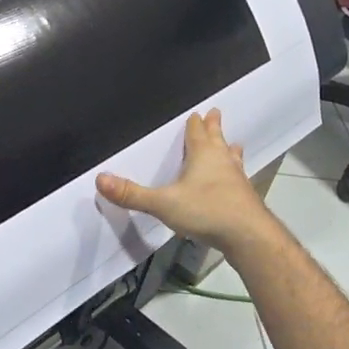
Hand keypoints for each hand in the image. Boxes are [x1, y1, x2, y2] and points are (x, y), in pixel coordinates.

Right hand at [97, 109, 274, 251]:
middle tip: (215, 114)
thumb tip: (100, 179)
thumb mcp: (164, 203)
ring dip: (230, 151)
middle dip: (214, 129)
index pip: (198, 133)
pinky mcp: (245, 200)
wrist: (248, 236)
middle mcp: (223, 163)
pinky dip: (234, 176)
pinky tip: (235, 184)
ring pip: (232, 159)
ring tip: (235, 145)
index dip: (195, 123)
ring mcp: (237, 181)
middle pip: (218, 140)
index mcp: (203, 156)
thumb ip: (132, 194)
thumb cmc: (206, 211)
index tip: (198, 113)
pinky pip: (238, 181)